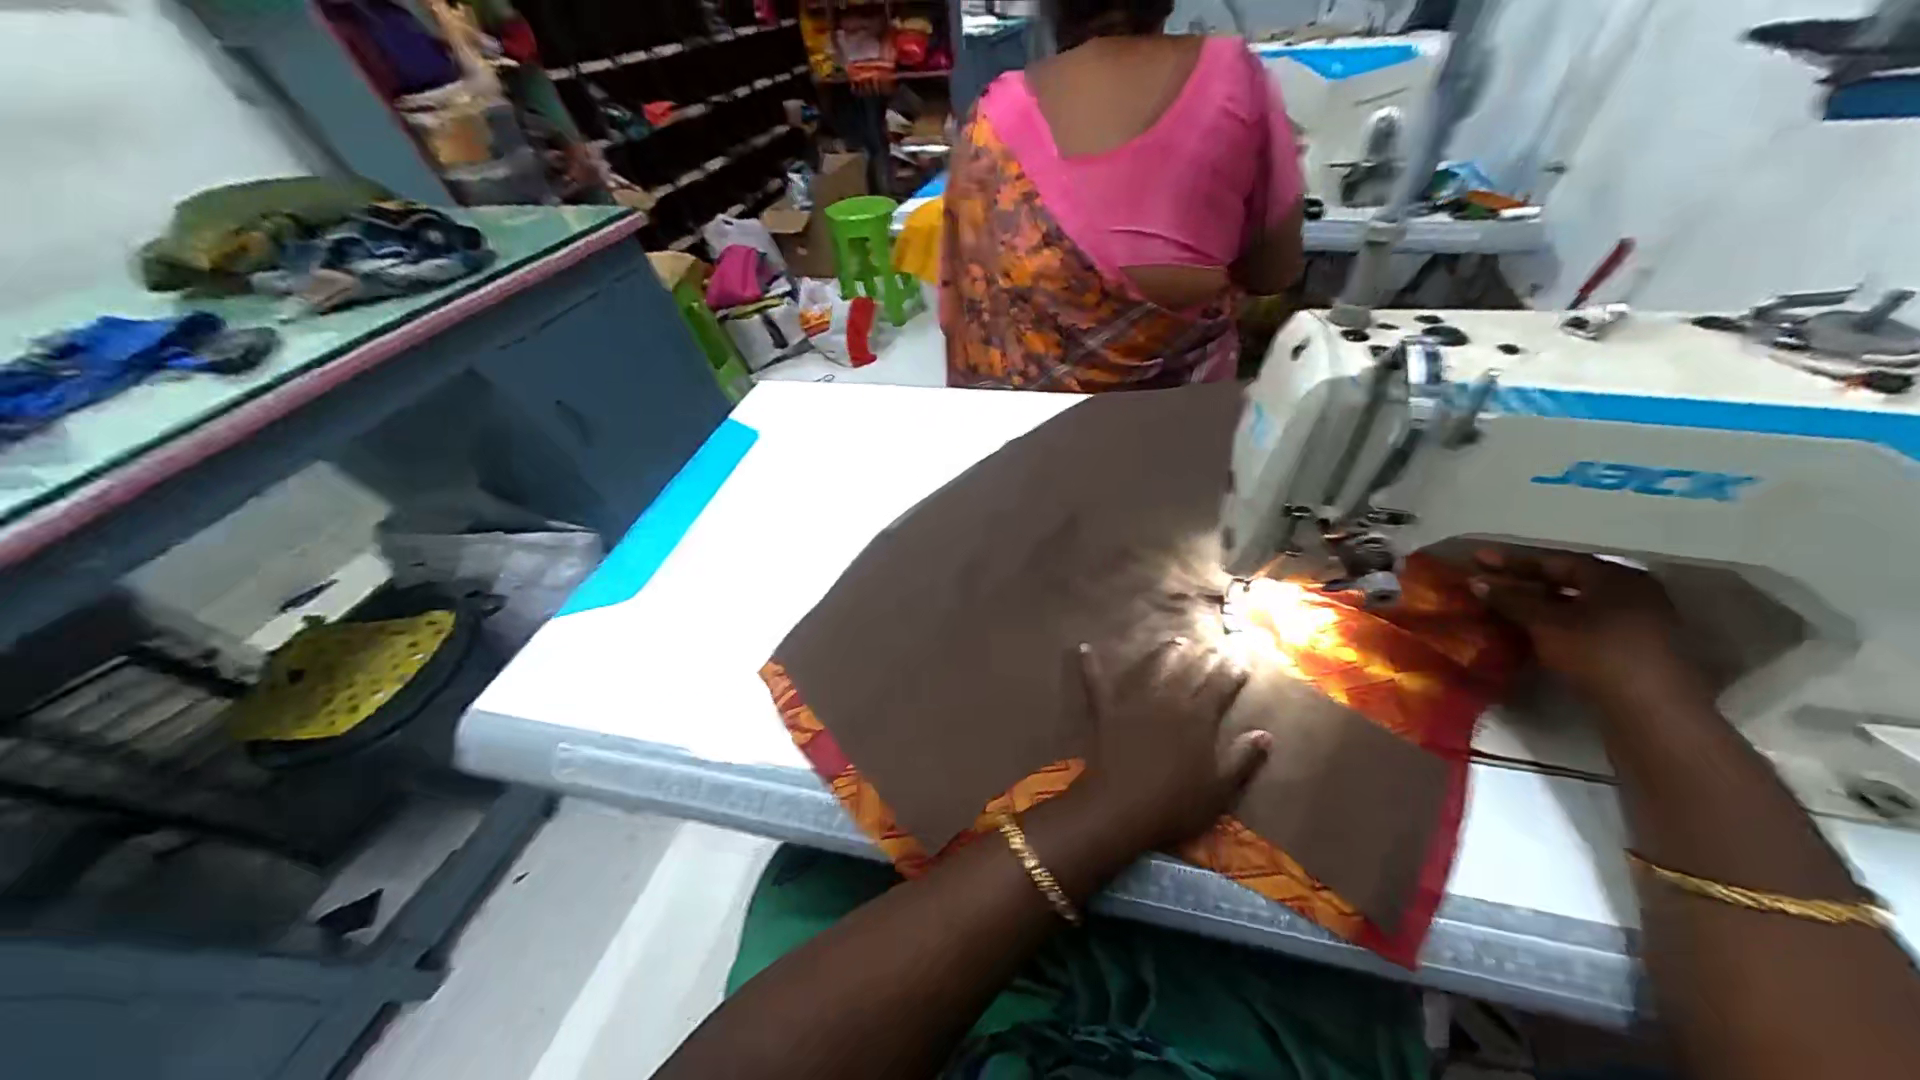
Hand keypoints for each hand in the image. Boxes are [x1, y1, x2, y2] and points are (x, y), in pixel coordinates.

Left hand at [1073, 639, 1269, 852]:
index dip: (1232, 672)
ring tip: (1175, 641)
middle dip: (1203, 656)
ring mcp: (1134, 702)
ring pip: (1151, 668)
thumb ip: (1242, 758)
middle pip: (1188, 670)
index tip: (1242, 660)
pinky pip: (1096, 682)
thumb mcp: (1219, 788)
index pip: (1220, 686)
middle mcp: (1167, 700)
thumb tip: (1265, 733)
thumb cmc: (1176, 803)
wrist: (1120, 807)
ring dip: (1163, 653)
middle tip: (1212, 645)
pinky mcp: (1105, 710)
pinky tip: (1084, 648)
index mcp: (1198, 717)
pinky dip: (1090, 665)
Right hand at [1467, 548, 1706, 710]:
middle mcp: (1634, 590)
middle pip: (1570, 580)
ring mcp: (1642, 619)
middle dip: (1527, 582)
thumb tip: (1476, 581)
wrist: (1651, 707)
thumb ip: (1510, 599)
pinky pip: (1590, 622)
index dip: (1512, 561)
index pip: (1555, 561)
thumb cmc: (1596, 651)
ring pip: (1580, 603)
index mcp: (1615, 576)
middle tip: (1492, 584)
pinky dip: (1561, 621)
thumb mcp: (1545, 622)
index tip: (1479, 561)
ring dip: (1543, 603)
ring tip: (1509, 607)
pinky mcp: (1639, 645)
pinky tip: (1538, 630)